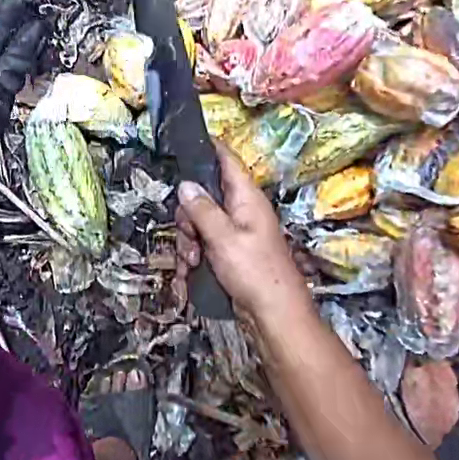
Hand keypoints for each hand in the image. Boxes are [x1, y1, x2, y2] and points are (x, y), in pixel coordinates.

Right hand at [174, 144, 313, 321]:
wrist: (273, 314)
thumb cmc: (255, 272)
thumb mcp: (223, 238)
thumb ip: (202, 209)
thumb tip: (185, 184)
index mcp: (246, 198)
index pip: (227, 160)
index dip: (208, 148)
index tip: (184, 145)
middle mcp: (240, 210)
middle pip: (202, 196)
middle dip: (187, 216)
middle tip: (189, 236)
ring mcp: (235, 232)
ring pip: (198, 223)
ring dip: (188, 241)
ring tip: (193, 261)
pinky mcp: (229, 252)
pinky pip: (203, 244)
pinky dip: (194, 255)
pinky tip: (192, 271)